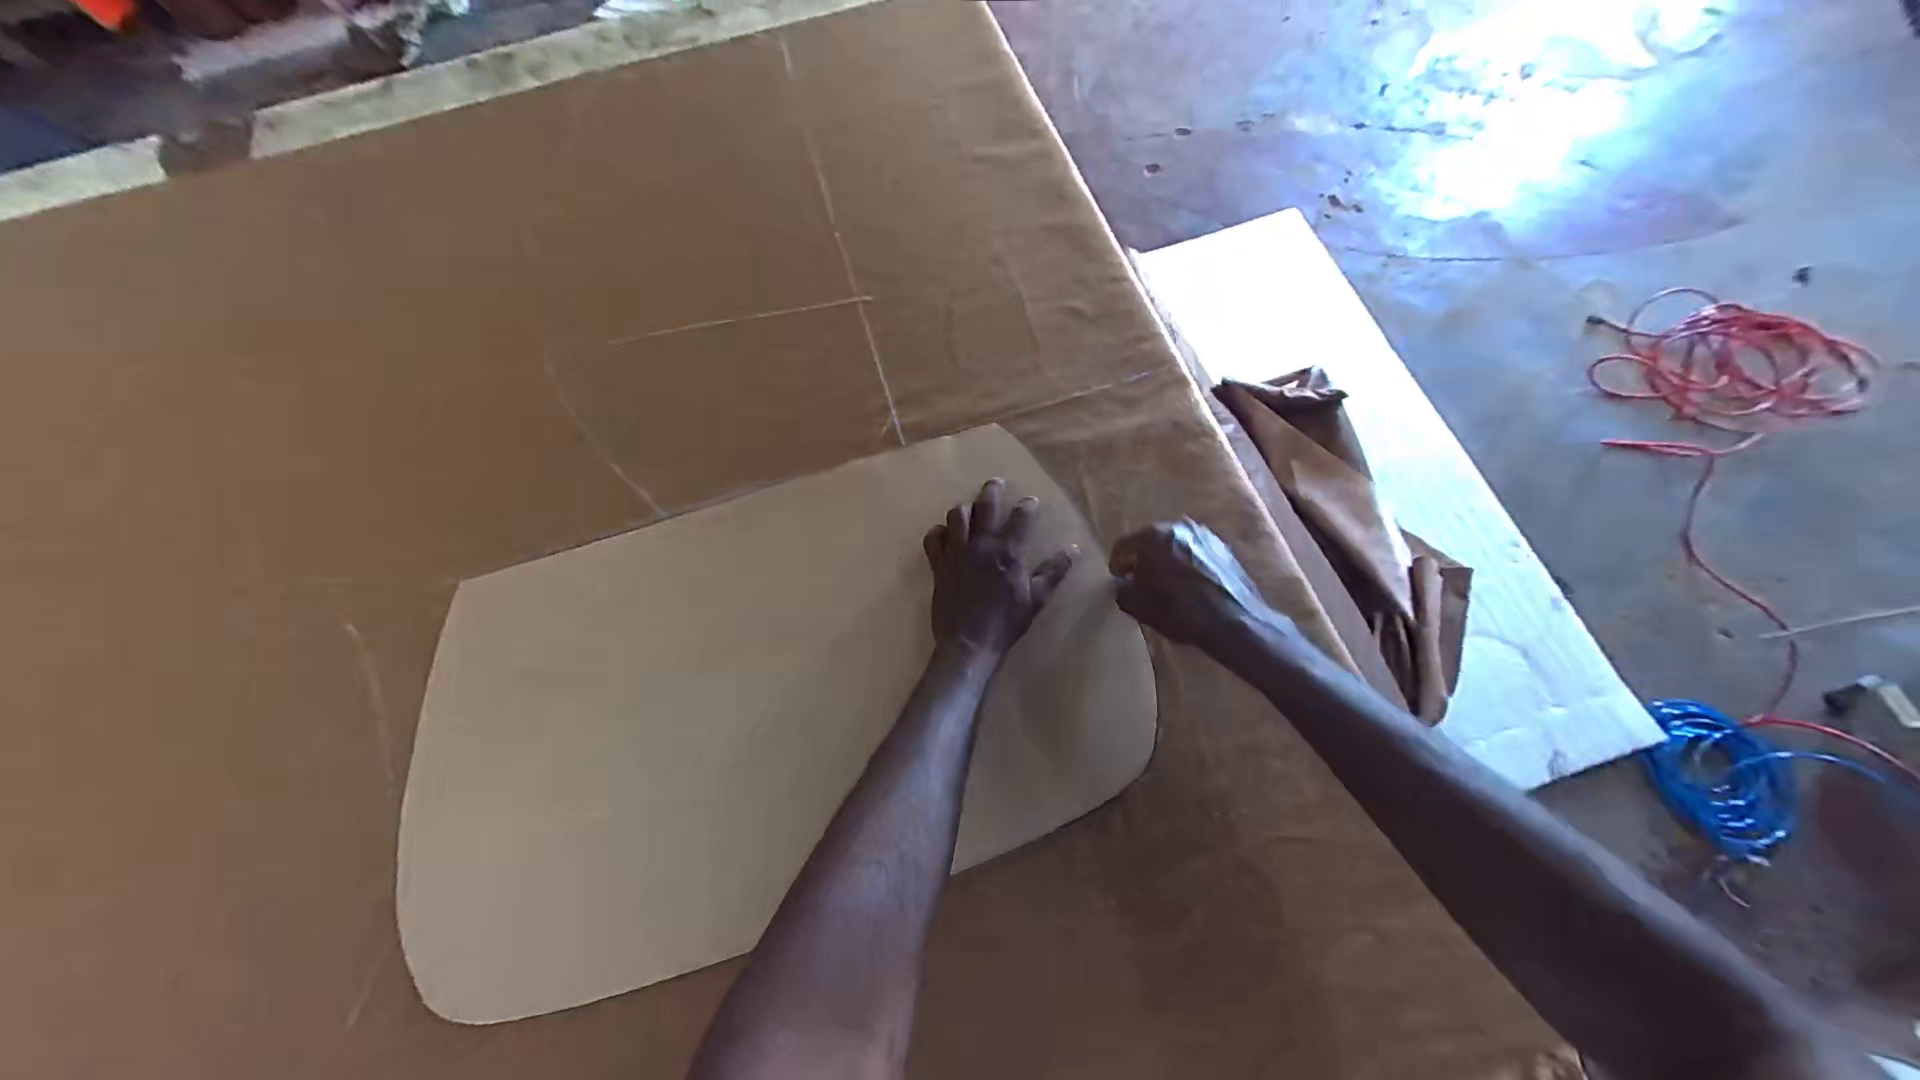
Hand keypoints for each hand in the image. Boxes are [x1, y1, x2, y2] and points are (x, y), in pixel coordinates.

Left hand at [924, 479, 1076, 656]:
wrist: (969, 645)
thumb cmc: (1006, 623)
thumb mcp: (1036, 600)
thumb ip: (1054, 572)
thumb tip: (1073, 550)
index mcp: (1008, 553)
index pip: (1021, 516)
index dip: (1028, 506)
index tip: (1030, 503)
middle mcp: (981, 546)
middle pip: (985, 505)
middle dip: (991, 491)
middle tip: (995, 485)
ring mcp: (956, 553)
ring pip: (956, 516)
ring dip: (965, 510)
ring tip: (970, 511)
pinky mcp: (938, 565)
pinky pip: (932, 538)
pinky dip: (938, 533)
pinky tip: (945, 535)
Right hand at [1108, 520, 1282, 646]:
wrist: (1234, 622)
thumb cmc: (1179, 611)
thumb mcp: (1137, 606)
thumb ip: (1120, 589)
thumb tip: (1122, 583)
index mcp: (1151, 536)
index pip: (1122, 546)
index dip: (1116, 566)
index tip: (1120, 582)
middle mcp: (1176, 527)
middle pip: (1148, 541)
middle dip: (1142, 560)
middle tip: (1141, 583)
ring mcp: (1203, 535)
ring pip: (1172, 545)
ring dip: (1165, 560)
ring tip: (1167, 584)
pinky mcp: (1222, 547)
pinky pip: (1193, 552)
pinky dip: (1186, 563)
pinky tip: (1189, 585)